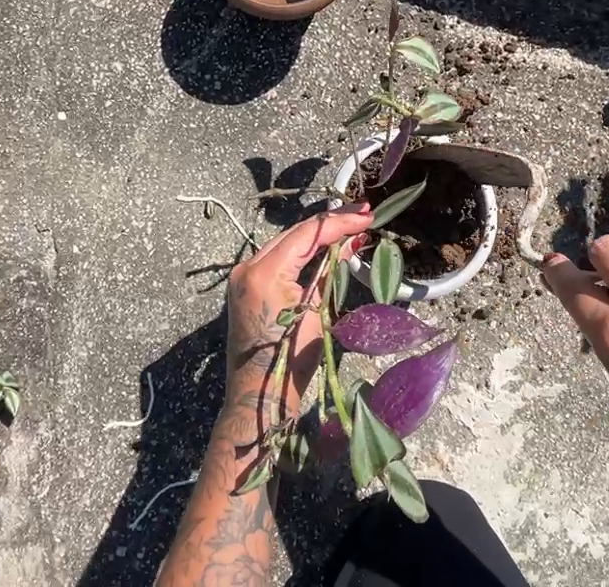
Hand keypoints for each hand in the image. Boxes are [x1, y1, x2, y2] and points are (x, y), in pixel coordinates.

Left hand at [222, 205, 372, 424]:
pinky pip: (276, 258)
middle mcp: (247, 267)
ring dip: (316, 236)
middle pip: (294, 234)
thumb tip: (351, 242)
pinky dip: (301, 252)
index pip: (307, 235)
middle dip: (329, 224)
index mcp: (264, 272)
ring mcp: (242, 276)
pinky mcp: (244, 285)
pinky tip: (324, 245)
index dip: (339, 223)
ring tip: (349, 224)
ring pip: (285, 243)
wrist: (260, 394)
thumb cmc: (292, 360)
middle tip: (362, 213)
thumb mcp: (318, 311)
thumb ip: (330, 271)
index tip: (366, 215)